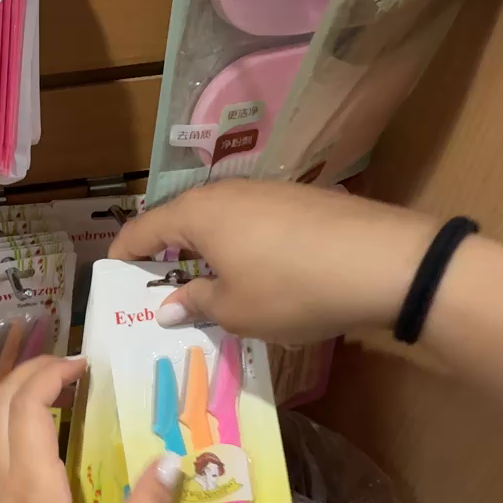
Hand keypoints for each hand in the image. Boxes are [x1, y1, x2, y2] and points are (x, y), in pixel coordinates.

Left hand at [0, 356, 181, 502]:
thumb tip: (172, 458)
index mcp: (34, 486)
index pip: (29, 404)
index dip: (51, 372)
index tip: (85, 365)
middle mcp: (1, 477)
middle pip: (1, 399)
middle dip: (32, 369)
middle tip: (72, 364)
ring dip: (16, 389)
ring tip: (57, 384)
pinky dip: (8, 414)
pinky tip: (38, 427)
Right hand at [109, 180, 437, 343]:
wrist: (389, 263)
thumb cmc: (292, 288)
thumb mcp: (236, 310)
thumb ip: (196, 303)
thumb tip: (169, 307)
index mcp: (196, 215)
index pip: (142, 229)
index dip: (123, 253)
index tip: (113, 273)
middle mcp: (223, 193)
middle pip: (179, 219)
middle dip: (164, 252)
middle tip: (159, 286)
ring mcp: (264, 191)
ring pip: (217, 219)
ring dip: (204, 248)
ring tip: (207, 282)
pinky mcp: (298, 198)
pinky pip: (250, 220)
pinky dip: (238, 243)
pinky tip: (255, 270)